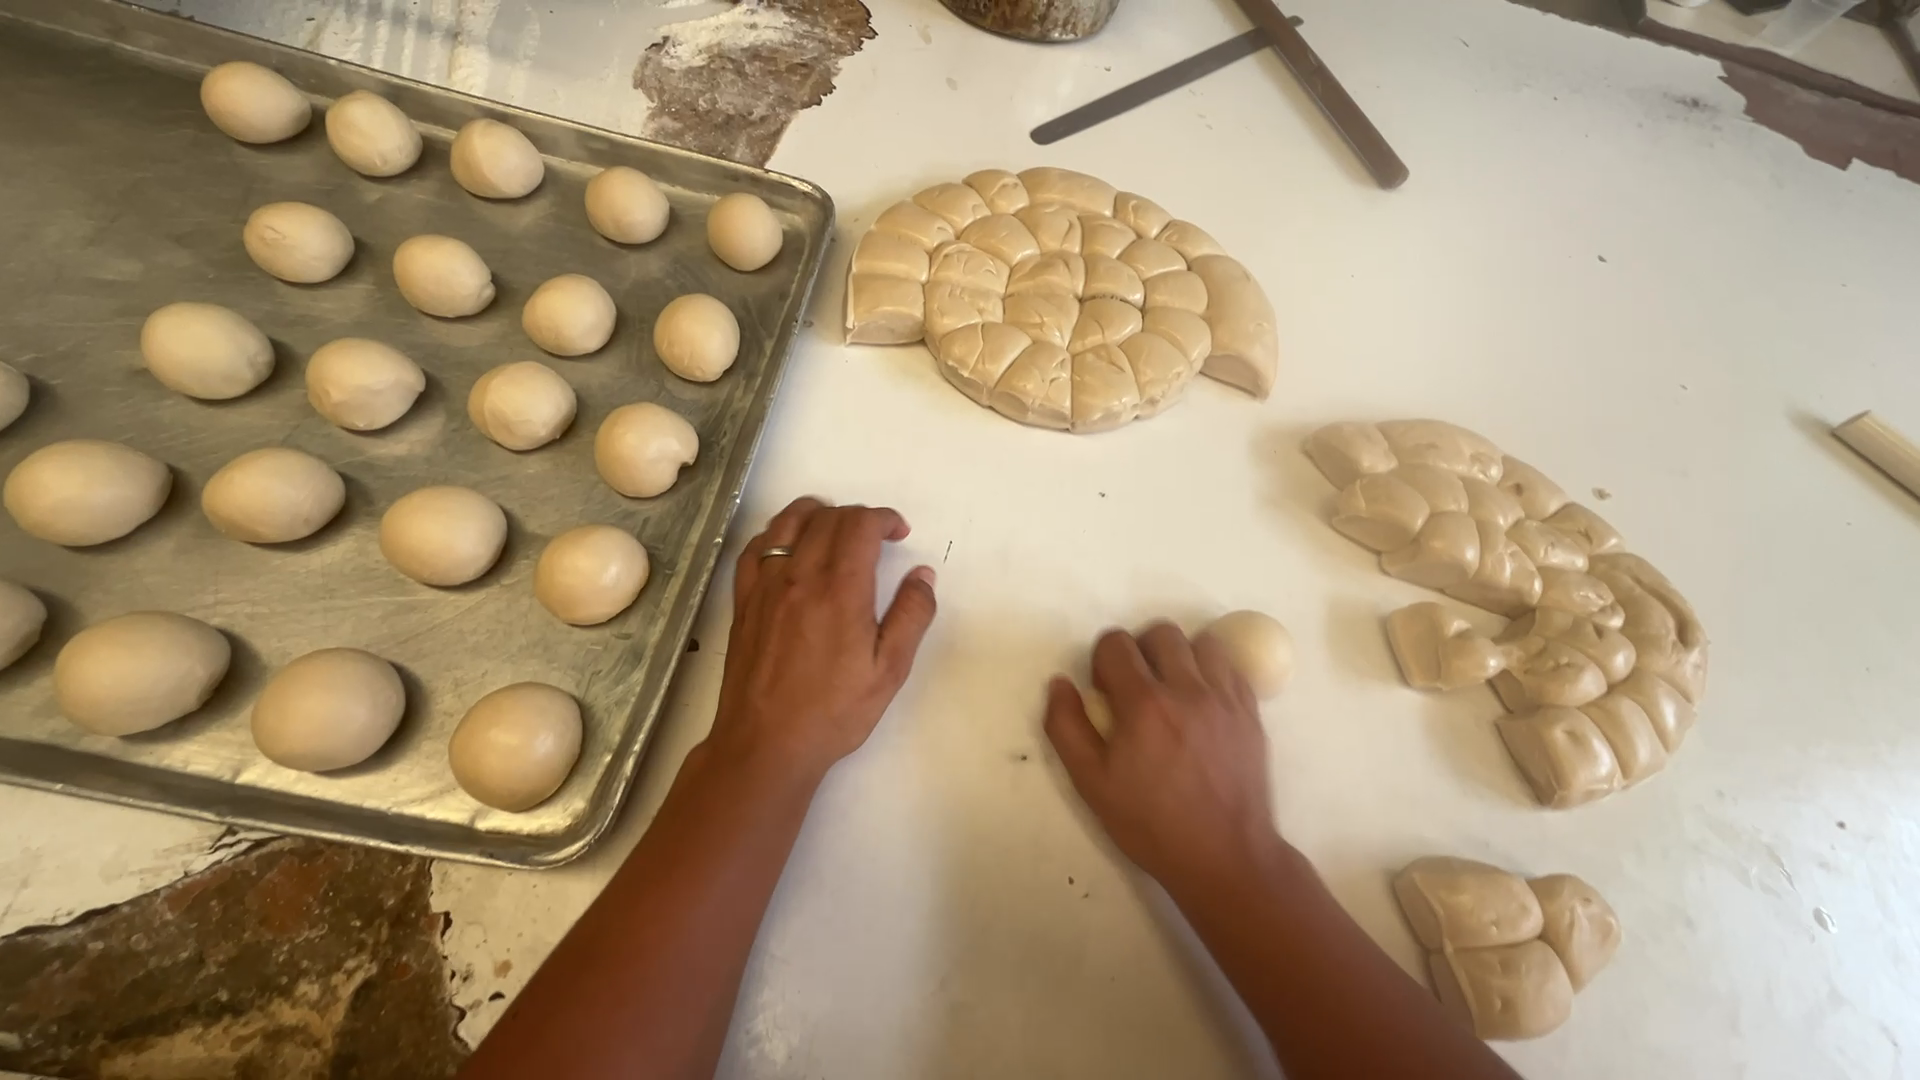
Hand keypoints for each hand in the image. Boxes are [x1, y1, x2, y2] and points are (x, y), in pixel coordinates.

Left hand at [707, 497, 937, 781]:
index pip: (860, 525)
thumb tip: (922, 575)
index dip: (884, 518)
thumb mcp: (889, 670)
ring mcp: (765, 586)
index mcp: (840, 589)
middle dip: (857, 516)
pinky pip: (755, 548)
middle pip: (827, 518)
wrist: (766, 743)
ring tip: (835, 528)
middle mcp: (799, 575)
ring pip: (787, 523)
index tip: (899, 532)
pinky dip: (776, 534)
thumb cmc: (834, 711)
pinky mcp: (743, 602)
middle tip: (876, 538)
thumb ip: (911, 615)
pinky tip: (787, 547)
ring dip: (816, 514)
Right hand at [1045, 622, 1280, 891]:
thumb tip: (1060, 683)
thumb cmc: (1150, 824)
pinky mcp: (1251, 713)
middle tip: (1136, 686)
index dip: (1102, 659)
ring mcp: (1224, 699)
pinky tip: (1203, 703)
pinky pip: (1232, 667)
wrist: (1225, 857)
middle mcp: (1187, 689)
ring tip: (1174, 689)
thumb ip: (1066, 726)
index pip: (1116, 643)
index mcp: (1143, 704)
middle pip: (1161, 632)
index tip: (1105, 690)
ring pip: (1202, 643)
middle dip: (1141, 649)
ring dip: (1181, 656)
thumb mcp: (1091, 783)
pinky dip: (1213, 672)